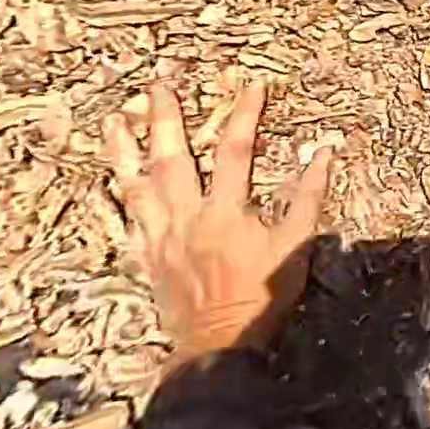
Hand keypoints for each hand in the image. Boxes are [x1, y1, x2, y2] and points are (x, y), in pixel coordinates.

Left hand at [104, 80, 334, 363]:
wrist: (218, 344)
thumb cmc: (263, 290)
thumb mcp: (296, 242)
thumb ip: (309, 195)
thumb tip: (324, 151)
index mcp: (226, 212)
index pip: (236, 151)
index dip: (245, 114)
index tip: (252, 85)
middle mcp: (186, 218)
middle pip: (171, 160)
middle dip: (165, 119)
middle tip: (157, 85)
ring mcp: (159, 237)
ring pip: (135, 187)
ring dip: (124, 151)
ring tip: (114, 120)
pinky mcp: (145, 256)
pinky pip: (121, 222)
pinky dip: (110, 198)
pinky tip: (104, 180)